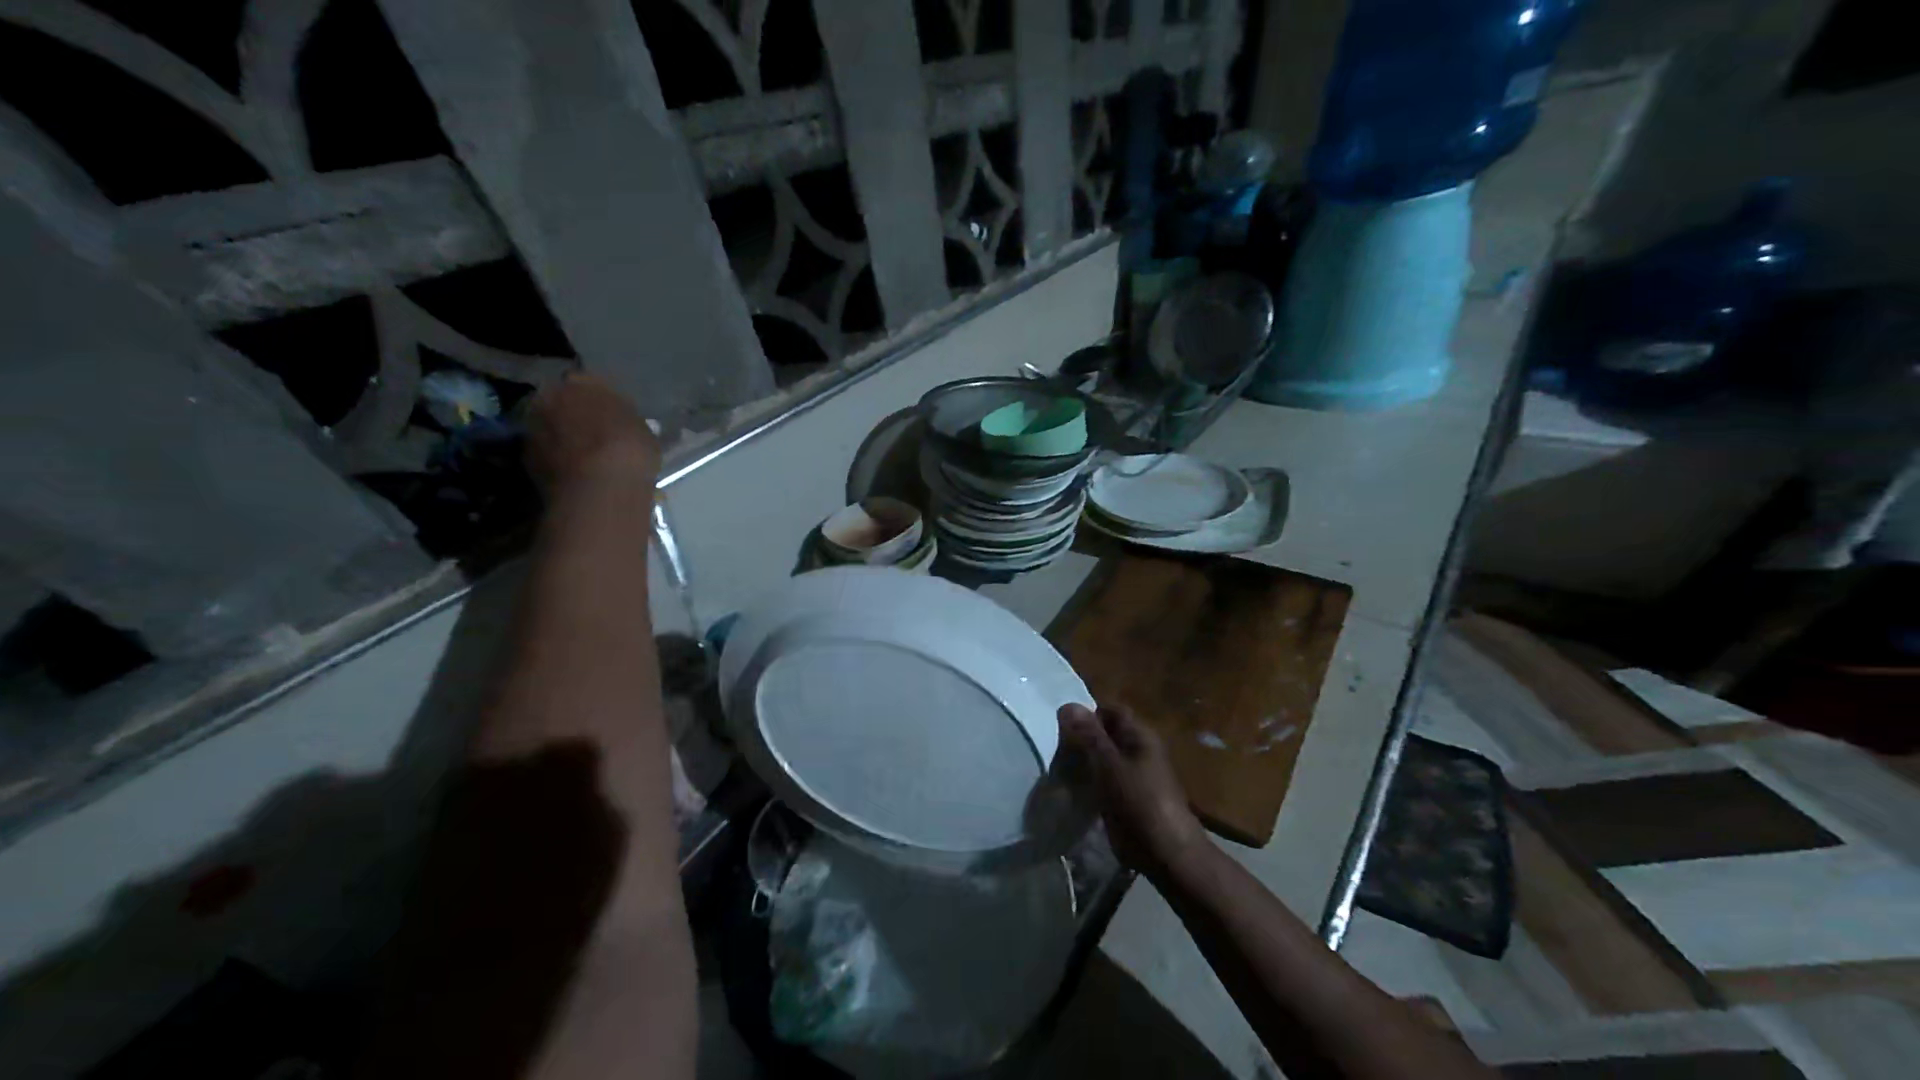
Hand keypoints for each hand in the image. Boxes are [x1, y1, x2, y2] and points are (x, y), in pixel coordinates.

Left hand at [526, 374, 661, 490]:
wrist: (600, 487)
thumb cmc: (630, 449)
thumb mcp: (642, 429)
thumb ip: (625, 420)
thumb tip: (622, 424)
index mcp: (582, 382)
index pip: (589, 382)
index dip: (600, 400)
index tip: (611, 415)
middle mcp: (551, 396)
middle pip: (561, 401)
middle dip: (574, 414)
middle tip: (594, 434)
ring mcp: (532, 425)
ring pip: (549, 426)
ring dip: (561, 437)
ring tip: (584, 457)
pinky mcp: (524, 456)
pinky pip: (544, 452)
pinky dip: (555, 459)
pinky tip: (574, 473)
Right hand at [1058, 703, 1205, 882]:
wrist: (1165, 852)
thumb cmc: (1140, 802)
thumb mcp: (1110, 764)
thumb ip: (1089, 736)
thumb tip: (1067, 705)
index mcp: (1140, 735)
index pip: (1109, 710)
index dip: (1087, 715)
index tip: (1062, 728)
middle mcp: (1138, 750)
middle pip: (1104, 734)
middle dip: (1081, 740)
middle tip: (1057, 752)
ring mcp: (1134, 775)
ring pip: (1101, 759)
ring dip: (1082, 763)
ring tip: (1059, 772)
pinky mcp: (1127, 798)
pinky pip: (1103, 781)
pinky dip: (1088, 783)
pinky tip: (1070, 791)